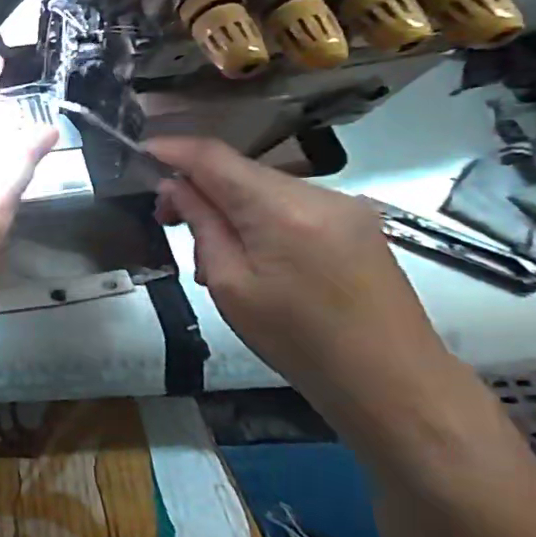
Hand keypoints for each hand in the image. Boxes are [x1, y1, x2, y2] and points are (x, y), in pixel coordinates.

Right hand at [147, 136, 457, 415]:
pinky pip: (290, 204)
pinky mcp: (356, 223)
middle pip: (239, 171)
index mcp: (282, 210)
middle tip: (167, 219)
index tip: (139, 152)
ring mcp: (344, 206)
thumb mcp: (232, 288)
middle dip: (198, 186)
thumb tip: (176, 187)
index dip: (173, 149)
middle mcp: (318, 194)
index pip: (214, 157)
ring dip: (228, 206)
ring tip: (212, 253)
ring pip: (263, 187)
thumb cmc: (302, 344)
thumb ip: (201, 226)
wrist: (396, 386)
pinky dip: (259, 217)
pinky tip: (251, 255)